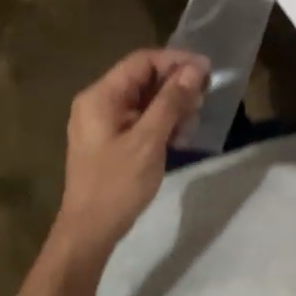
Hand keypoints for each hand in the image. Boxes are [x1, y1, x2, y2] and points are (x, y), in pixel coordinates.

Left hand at [54, 48, 206, 254]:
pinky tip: (180, 134)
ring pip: (144, 98)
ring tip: (194, 119)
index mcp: (101, 95)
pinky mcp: (110, 140)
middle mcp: (98, 102)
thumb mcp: (149, 140)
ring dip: (171, 104)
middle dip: (176, 84)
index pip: (142, 61)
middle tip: (204, 97)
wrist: (88, 234)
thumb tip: (195, 68)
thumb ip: (172, 101)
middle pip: (143, 78)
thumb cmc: (117, 184)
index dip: (176, 60)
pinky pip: (139, 117)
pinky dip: (161, 120)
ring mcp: (102, 122)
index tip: (207, 70)